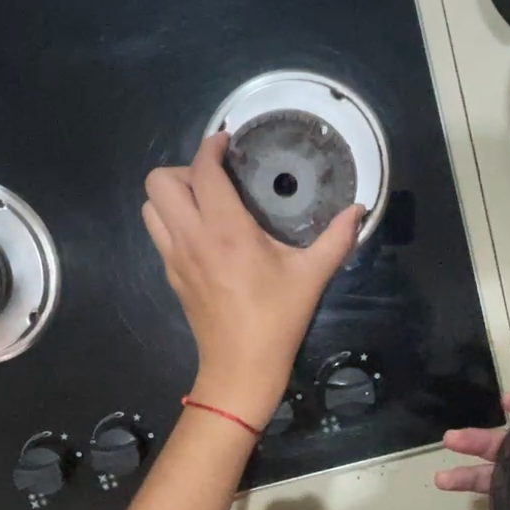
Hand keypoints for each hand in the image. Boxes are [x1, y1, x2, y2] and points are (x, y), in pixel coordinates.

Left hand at [143, 133, 363, 426]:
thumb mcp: (312, 277)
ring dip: (172, 196)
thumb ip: (337, 238)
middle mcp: (192, 237)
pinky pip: (158, 232)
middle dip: (184, 170)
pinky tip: (203, 233)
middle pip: (159, 181)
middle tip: (215, 180)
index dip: (210, 147)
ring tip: (204, 203)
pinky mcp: (171, 275)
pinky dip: (172, 221)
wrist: (241, 367)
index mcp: (226, 231)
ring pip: (151, 206)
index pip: (202, 171)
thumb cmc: (277, 320)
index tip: (226, 142)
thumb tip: (359, 210)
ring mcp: (175, 257)